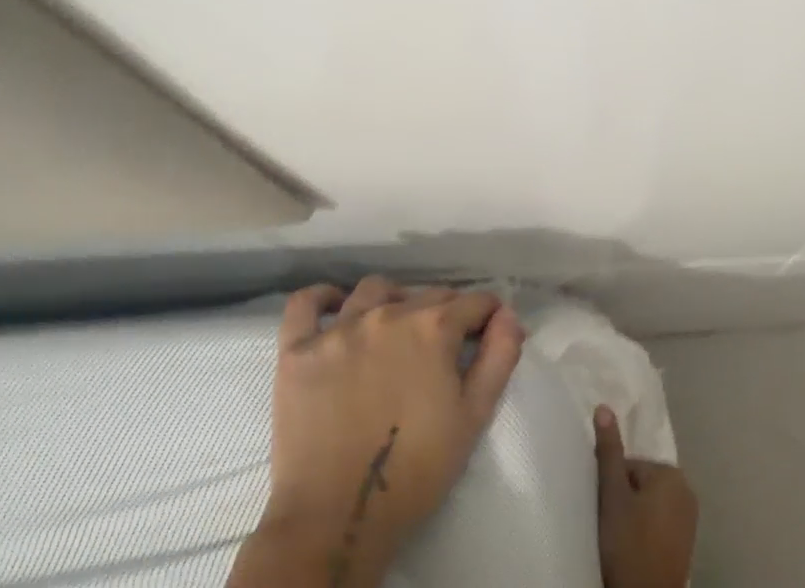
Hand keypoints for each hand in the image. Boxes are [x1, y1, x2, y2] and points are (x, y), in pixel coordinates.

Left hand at [228, 277, 524, 587]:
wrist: (338, 515)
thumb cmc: (417, 469)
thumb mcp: (474, 416)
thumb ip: (499, 357)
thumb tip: (508, 315)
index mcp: (433, 328)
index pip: (475, 303)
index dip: (489, 318)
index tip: (489, 337)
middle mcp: (387, 315)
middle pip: (428, 295)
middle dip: (448, 312)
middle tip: (447, 347)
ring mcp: (337, 330)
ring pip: (374, 290)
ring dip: (396, 299)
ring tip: (398, 328)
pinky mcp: (296, 351)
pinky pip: (305, 304)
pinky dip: (323, 297)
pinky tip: (337, 306)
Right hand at [595, 405, 697, 587]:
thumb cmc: (628, 542)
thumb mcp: (612, 495)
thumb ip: (609, 452)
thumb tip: (604, 407)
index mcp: (671, 473)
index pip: (629, 466)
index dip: (611, 486)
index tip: (603, 507)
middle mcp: (687, 488)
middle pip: (641, 483)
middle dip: (624, 498)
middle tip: (610, 523)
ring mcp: (690, 516)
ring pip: (650, 503)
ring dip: (635, 514)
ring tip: (620, 536)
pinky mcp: (687, 539)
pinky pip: (661, 522)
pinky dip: (647, 529)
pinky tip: (635, 546)